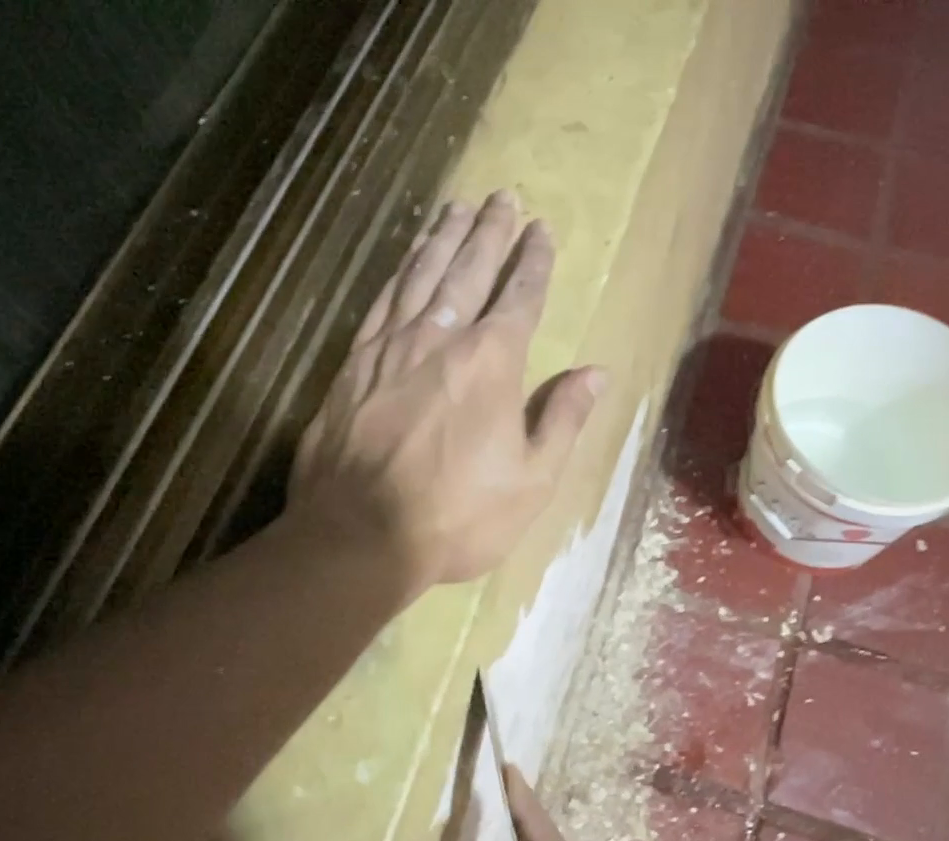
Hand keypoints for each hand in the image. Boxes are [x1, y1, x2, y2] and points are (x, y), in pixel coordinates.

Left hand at [291, 190, 602, 590]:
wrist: (359, 536)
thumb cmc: (457, 516)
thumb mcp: (532, 482)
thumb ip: (563, 420)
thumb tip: (595, 374)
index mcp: (492, 362)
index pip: (519, 297)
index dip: (534, 261)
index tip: (542, 230)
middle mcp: (442, 339)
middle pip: (469, 270)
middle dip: (490, 232)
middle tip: (503, 196)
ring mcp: (390, 347)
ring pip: (421, 275)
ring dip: (443, 238)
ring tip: (458, 207)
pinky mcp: (353, 364)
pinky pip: (382, 301)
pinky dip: (399, 273)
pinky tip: (406, 260)